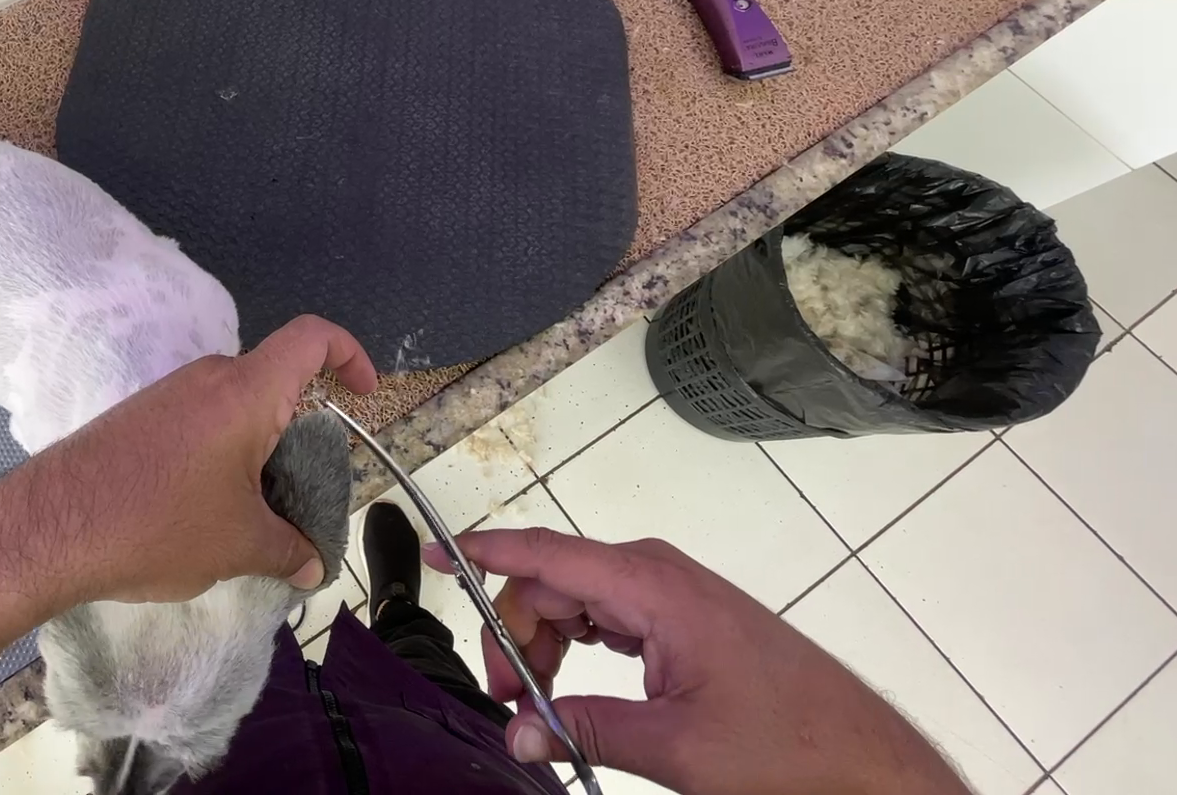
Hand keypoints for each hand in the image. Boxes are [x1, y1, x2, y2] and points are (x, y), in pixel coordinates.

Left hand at [1, 314, 377, 606]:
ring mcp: (169, 393)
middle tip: (298, 494)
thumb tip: (311, 564)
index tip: (362, 392)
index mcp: (245, 391)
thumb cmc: (158, 522)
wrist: (50, 526)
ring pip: (236, 407)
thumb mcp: (238, 544)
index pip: (311, 336)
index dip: (349, 351)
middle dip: (298, 435)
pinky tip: (203, 508)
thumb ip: (288, 549)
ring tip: (250, 514)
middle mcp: (209, 377)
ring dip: (257, 451)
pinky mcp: (141, 414)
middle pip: (274, 385)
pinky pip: (201, 419)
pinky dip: (221, 453)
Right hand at [429, 529, 969, 794]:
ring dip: (542, 643)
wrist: (886, 776)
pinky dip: (574, 645)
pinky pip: (603, 614)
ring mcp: (667, 591)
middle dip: (514, 631)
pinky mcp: (679, 615)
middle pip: (552, 581)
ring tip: (533, 701)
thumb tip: (512, 737)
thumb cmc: (792, 755)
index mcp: (650, 585)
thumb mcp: (680, 748)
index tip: (433, 552)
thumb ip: (583, 729)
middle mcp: (652, 572)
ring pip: (573, 598)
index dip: (483, 549)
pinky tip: (566, 684)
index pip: (546, 552)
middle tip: (505, 698)